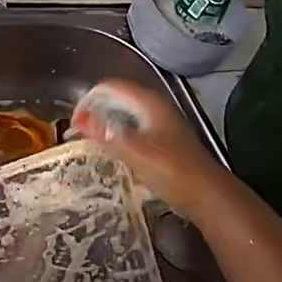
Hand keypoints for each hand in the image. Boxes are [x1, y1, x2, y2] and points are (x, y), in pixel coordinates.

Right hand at [71, 80, 232, 219]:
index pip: (112, 86)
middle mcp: (157, 108)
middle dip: (97, 111)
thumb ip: (106, 133)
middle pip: (119, 99)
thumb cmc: (171, 170)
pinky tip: (115, 154)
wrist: (207, 194)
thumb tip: (81, 119)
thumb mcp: (133, 150)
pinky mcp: (166, 142)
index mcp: (149, 103)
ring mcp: (163, 125)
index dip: (90, 99)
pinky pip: (135, 131)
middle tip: (79, 131)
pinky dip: (121, 137)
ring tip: (92, 142)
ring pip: (127, 116)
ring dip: (108, 125)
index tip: (75, 122)